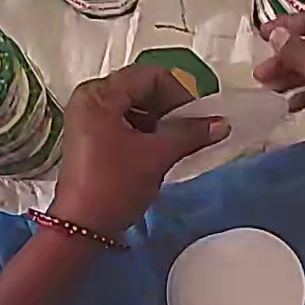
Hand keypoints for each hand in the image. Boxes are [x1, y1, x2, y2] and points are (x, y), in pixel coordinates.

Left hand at [50, 63, 228, 235]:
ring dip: (160, 119)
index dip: (179, 94)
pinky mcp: (91, 134)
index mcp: (100, 95)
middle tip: (190, 129)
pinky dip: (146, 129)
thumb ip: (190, 133)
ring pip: (135, 104)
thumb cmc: (116, 185)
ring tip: (175, 141)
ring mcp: (88, 116)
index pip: (150, 76)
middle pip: (141, 87)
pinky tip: (159, 147)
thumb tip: (222, 123)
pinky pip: (125, 119)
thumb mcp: (156, 156)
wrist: (82, 228)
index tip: (198, 118)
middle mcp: (90, 97)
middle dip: (170, 106)